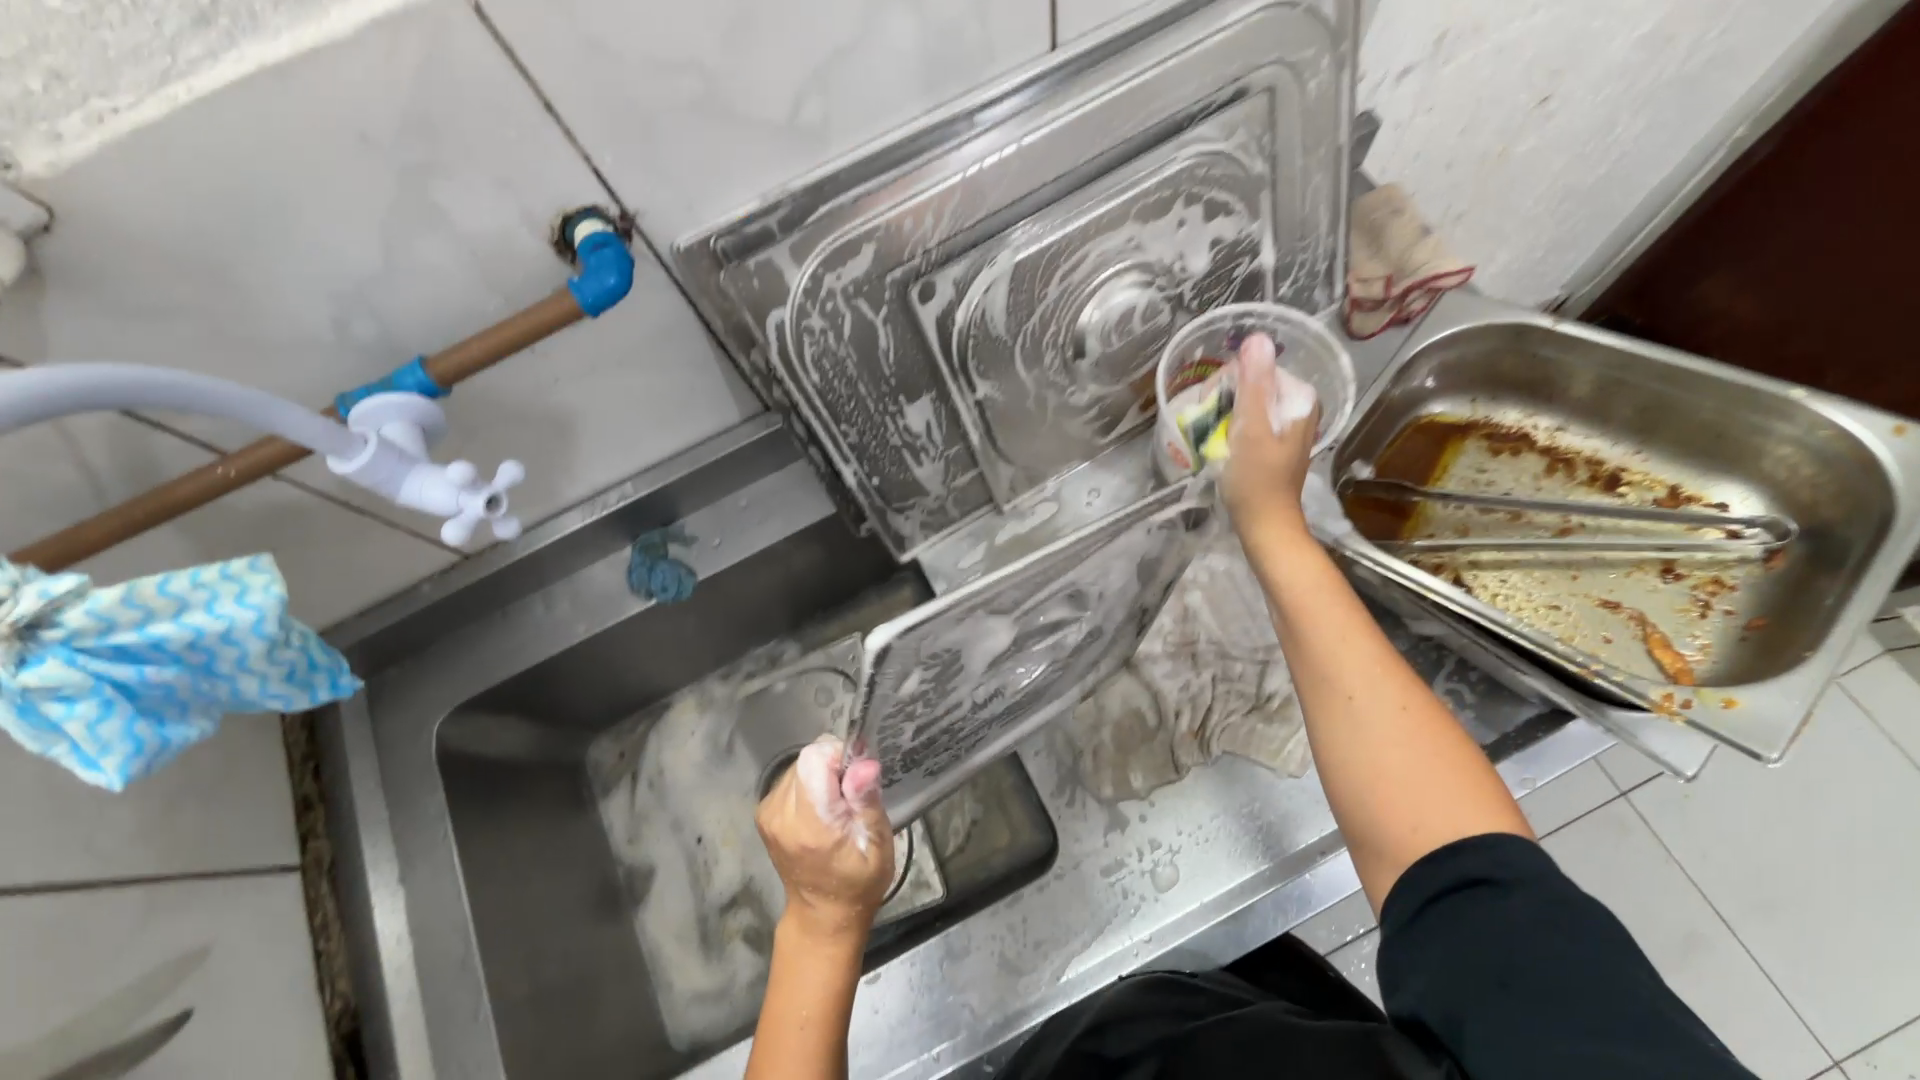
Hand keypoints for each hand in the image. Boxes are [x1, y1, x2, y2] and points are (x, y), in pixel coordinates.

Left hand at [756, 736, 895, 940]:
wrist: (823, 914)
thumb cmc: (858, 882)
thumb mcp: (877, 846)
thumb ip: (867, 802)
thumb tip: (863, 763)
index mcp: (809, 823)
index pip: (814, 758)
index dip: (841, 756)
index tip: (859, 777)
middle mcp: (779, 814)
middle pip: (806, 759)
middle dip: (834, 766)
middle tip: (852, 796)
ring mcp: (767, 812)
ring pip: (799, 765)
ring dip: (822, 775)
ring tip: (839, 805)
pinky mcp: (764, 812)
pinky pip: (791, 778)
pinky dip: (810, 784)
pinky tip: (823, 808)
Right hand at [1221, 332, 1320, 543]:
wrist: (1263, 525)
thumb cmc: (1256, 479)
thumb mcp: (1252, 428)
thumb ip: (1254, 384)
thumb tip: (1257, 338)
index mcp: (1300, 399)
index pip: (1257, 369)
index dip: (1229, 382)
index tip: (1211, 406)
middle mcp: (1299, 408)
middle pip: (1253, 385)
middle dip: (1226, 399)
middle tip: (1209, 424)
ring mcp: (1287, 427)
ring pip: (1249, 404)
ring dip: (1225, 415)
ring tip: (1211, 435)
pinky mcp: (1274, 444)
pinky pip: (1249, 422)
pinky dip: (1232, 428)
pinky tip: (1220, 444)